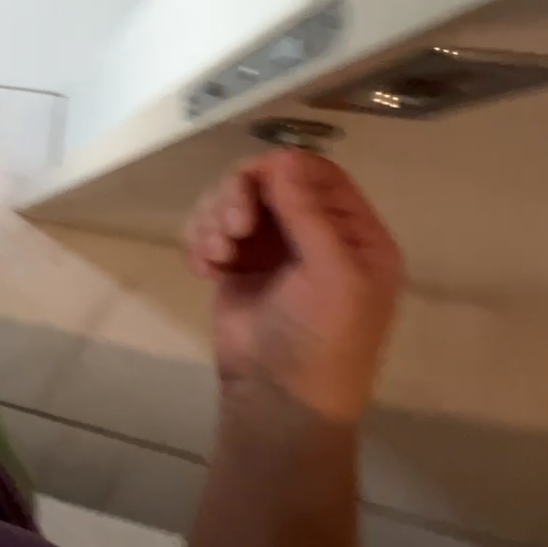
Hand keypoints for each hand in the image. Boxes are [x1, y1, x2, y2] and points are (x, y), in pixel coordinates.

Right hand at [183, 148, 404, 422]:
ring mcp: (268, 247)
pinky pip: (204, 227)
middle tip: (231, 229)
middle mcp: (310, 233)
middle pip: (262, 181)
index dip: (279, 169)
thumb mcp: (330, 274)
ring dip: (211, 221)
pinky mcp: (232, 261)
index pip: (316, 173)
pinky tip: (203, 270)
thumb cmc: (322, 336)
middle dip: (235, 198)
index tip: (250, 185)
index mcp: (351, 233)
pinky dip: (196, 242)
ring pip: (227, 201)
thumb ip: (307, 213)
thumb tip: (282, 156)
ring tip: (214, 256)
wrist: (278, 390)